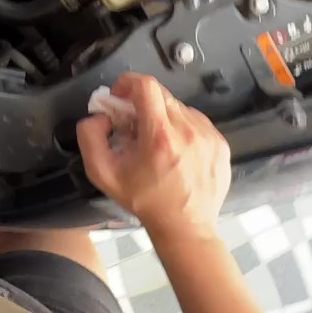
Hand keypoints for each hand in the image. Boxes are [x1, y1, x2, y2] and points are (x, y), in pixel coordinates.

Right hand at [76, 72, 230, 251]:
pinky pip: (195, 120)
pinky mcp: (221, 144)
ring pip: (178, 107)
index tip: (119, 98)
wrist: (186, 229)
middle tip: (133, 124)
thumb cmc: (143, 199)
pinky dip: (181, 126)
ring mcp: (209, 136)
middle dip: (141, 102)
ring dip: (162, 115)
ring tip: (156, 141)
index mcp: (159, 135)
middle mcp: (188, 130)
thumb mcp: (102, 172)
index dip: (127, 83)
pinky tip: (175, 148)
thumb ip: (90, 136)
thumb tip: (101, 115)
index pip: (145, 85)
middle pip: (160, 94)